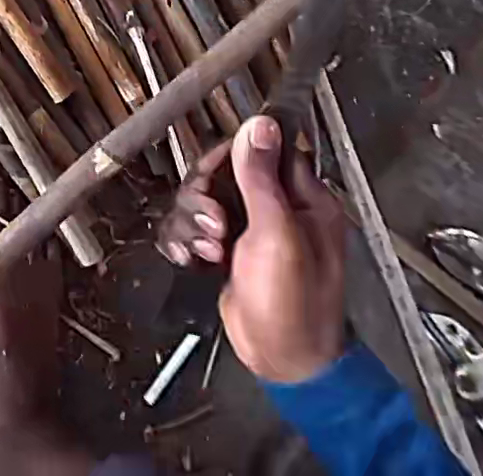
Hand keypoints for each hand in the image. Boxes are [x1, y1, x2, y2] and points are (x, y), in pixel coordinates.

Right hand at [156, 115, 347, 382]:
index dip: (229, 158)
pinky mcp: (220, 249)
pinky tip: (192, 261)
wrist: (282, 361)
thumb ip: (261, 177)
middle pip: (215, 174)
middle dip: (202, 198)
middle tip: (212, 224)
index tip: (213, 180)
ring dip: (191, 224)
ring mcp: (244, 229)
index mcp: (300, 200)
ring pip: (195, 200)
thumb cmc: (292, 300)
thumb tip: (261, 121)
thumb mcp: (277, 234)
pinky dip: (182, 241)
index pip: (256, 151)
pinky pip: (186, 227)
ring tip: (208, 252)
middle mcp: (271, 208)